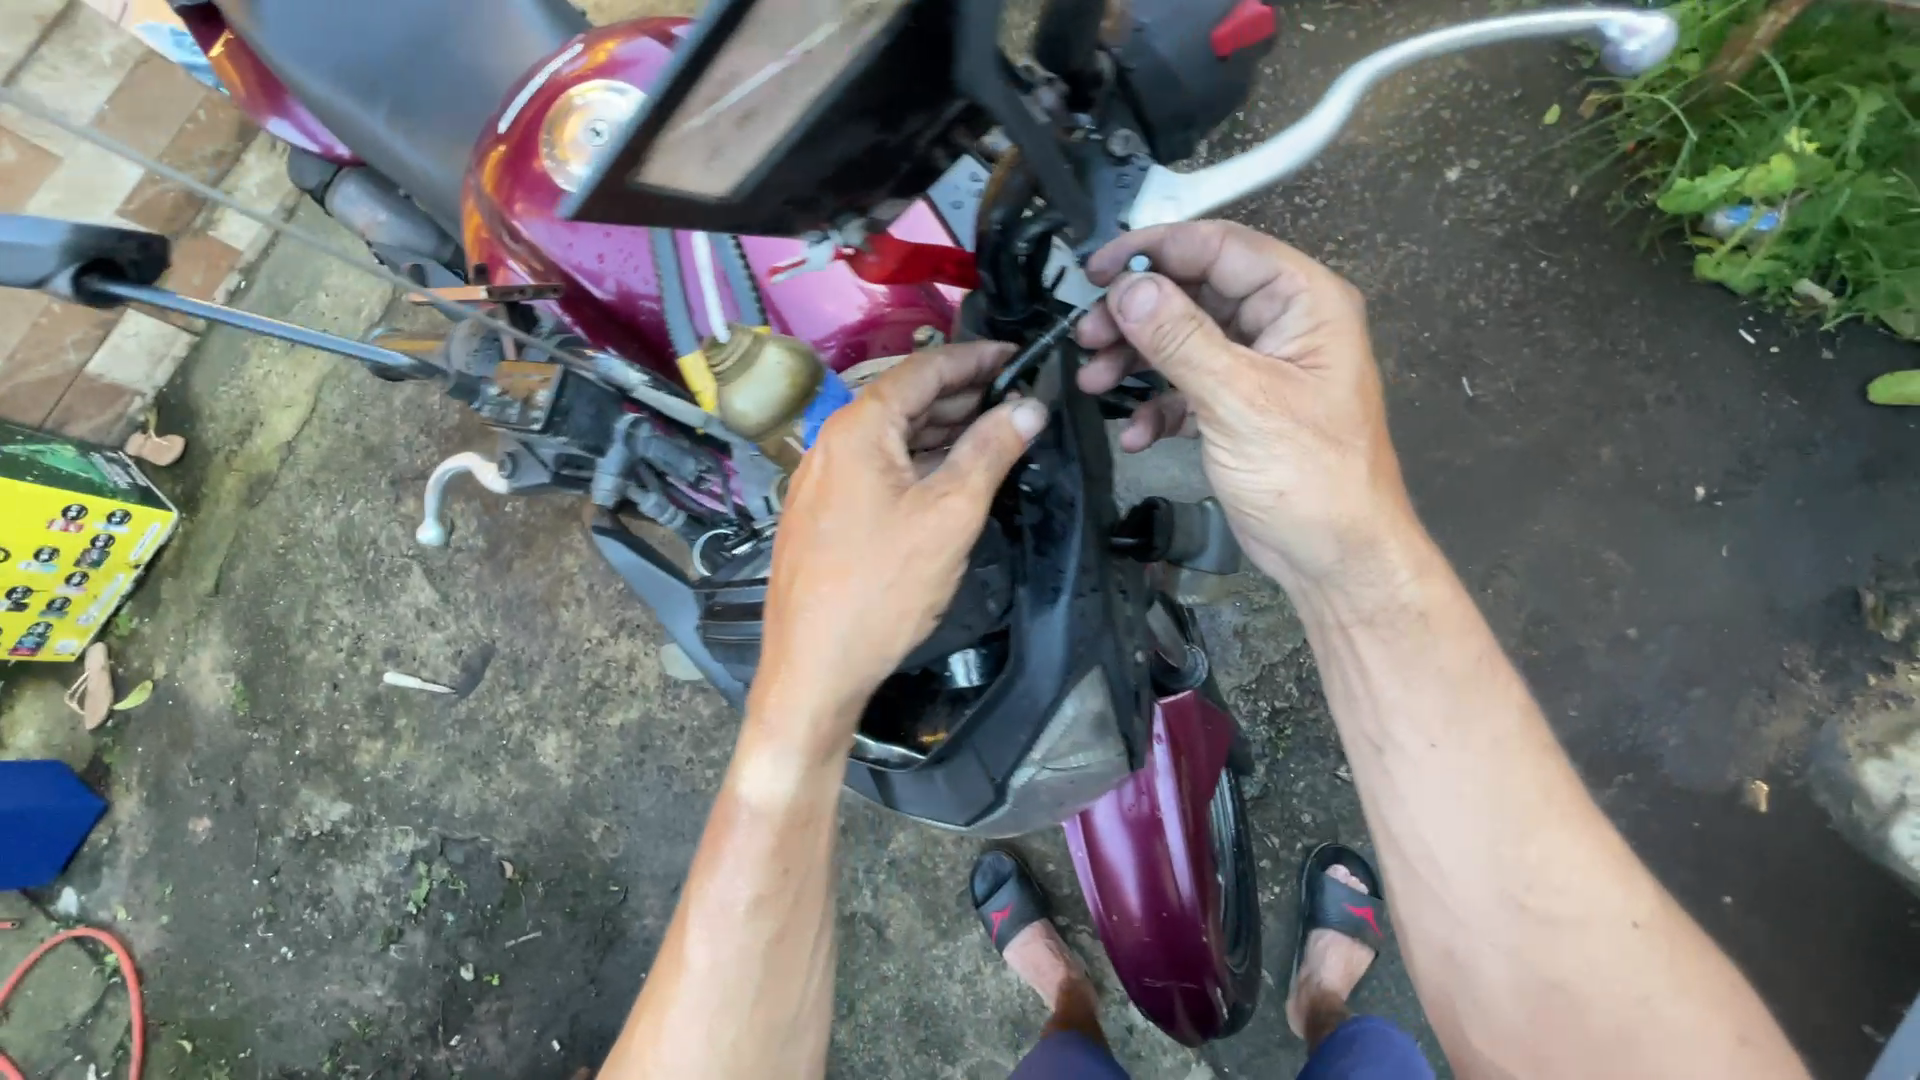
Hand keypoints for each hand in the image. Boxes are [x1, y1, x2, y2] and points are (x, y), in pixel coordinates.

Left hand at [753, 342, 1048, 741]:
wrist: (814, 667)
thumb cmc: (882, 588)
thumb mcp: (950, 513)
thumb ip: (990, 451)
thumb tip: (1028, 406)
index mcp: (858, 428)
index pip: (922, 369)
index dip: (974, 358)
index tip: (1016, 354)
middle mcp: (831, 443)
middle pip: (904, 401)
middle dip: (961, 395)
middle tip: (1014, 396)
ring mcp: (822, 481)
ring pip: (891, 438)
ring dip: (941, 431)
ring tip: (991, 432)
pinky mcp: (824, 515)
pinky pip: (877, 469)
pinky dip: (916, 464)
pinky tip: (947, 476)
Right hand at [1074, 220, 1417, 594]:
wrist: (1334, 558)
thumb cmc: (1308, 477)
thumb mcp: (1239, 401)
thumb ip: (1181, 339)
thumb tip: (1129, 288)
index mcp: (1302, 303)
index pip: (1221, 248)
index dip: (1155, 251)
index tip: (1097, 270)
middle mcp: (1281, 325)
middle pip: (1194, 294)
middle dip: (1136, 315)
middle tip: (1087, 336)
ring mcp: (1258, 368)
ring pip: (1183, 341)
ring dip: (1135, 361)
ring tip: (1095, 382)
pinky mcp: (1238, 408)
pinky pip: (1186, 389)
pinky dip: (1156, 406)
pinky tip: (1136, 435)